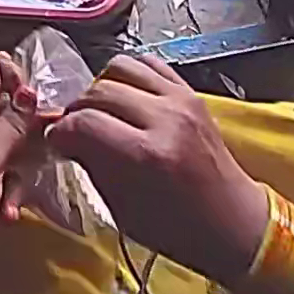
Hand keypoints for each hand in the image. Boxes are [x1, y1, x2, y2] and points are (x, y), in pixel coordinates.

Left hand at [0, 53, 40, 293]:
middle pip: (15, 108)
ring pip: (20, 145)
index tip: (37, 107)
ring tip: (11, 195)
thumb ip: (13, 124)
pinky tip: (7, 214)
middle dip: (31, 132)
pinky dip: (13, 193)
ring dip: (23, 170)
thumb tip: (32, 89)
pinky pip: (12, 176)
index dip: (21, 80)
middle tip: (38, 152)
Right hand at [48, 54, 268, 285]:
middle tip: (74, 128)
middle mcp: (165, 118)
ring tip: (100, 110)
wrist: (237, 224)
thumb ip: (92, 164)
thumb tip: (64, 136)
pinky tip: (124, 96)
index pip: (84, 123)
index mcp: (148, 156)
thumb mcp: (124, 209)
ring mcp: (181, 99)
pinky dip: (128, 75)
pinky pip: (147, 63)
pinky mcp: (190, 92)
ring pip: (120, 67)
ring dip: (101, 87)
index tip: (56, 141)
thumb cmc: (179, 229)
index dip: (61, 131)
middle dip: (77, 110)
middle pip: (99, 91)